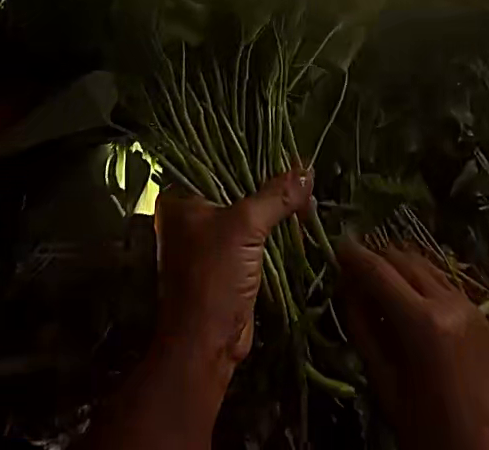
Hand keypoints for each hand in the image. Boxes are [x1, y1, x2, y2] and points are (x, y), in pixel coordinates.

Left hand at [79, 169, 313, 449]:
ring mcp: (206, 237)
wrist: (205, 345)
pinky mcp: (224, 259)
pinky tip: (298, 216)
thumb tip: (307, 170)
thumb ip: (277, 196)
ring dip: (273, 203)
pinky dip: (272, 226)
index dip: (250, 150)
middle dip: (267, 179)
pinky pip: (251, 232)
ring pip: (245, 209)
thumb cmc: (213, 276)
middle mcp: (189, 212)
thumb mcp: (246, 227)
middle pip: (234, 183)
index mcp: (180, 197)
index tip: (282, 144)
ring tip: (304, 187)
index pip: (216, 159)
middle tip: (299, 166)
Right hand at [338, 239, 488, 449]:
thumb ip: (363, 328)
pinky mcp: (479, 312)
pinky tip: (405, 294)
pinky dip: (419, 279)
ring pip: (424, 265)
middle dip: (375, 258)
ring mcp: (468, 304)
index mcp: (423, 324)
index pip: (379, 272)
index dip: (355, 256)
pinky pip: (441, 282)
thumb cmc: (426, 429)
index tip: (336, 244)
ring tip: (376, 278)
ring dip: (397, 265)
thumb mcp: (384, 382)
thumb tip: (346, 288)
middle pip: (403, 259)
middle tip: (352, 268)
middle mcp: (448, 303)